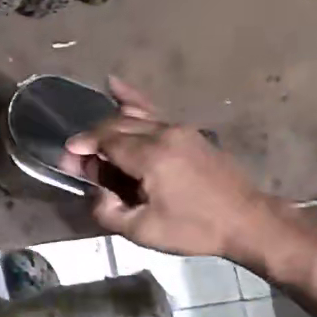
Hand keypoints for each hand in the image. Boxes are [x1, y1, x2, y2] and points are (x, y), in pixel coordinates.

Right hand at [64, 78, 314, 270]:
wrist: (248, 220)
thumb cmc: (196, 228)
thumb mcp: (145, 232)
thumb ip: (108, 212)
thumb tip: (96, 193)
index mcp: (151, 156)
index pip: (105, 141)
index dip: (82, 149)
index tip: (68, 162)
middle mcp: (163, 133)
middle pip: (116, 126)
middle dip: (92, 139)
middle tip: (78, 160)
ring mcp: (178, 129)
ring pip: (133, 117)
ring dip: (109, 127)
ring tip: (93, 141)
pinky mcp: (189, 133)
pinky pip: (153, 112)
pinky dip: (131, 100)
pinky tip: (114, 84)